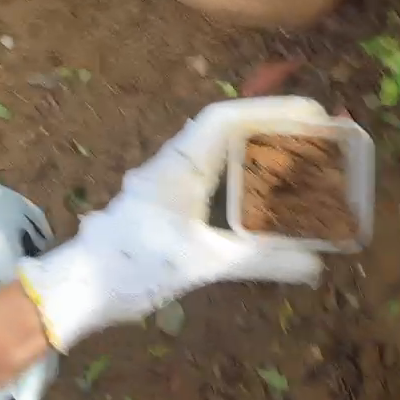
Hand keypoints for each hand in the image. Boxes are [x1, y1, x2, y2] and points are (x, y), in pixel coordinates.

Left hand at [16, 98, 327, 350]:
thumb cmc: (132, 265)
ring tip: (302, 166)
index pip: (225, 119)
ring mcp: (165, 188)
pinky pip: (210, 185)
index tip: (314, 113)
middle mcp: (170, 168)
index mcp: (176, 165)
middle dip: (273, 131)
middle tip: (320, 139)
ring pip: (218, 160)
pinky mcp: (164, 210)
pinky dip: (242, 187)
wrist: (79, 290)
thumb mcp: (200, 261)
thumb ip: (259, 260)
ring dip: (257, 158)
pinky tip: (266, 203)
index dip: (271, 110)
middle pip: (226, 134)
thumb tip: (315, 265)